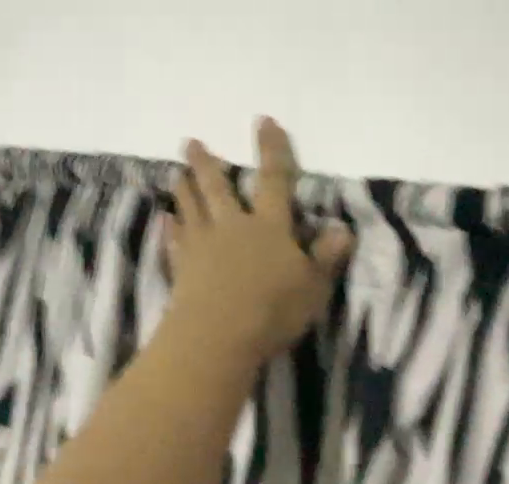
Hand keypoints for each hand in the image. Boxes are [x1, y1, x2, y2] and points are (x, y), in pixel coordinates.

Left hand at [162, 117, 353, 363]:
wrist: (217, 337)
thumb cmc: (272, 312)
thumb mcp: (312, 288)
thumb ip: (325, 258)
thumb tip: (343, 230)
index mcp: (270, 227)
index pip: (275, 181)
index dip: (272, 151)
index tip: (264, 121)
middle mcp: (233, 228)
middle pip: (218, 189)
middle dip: (207, 164)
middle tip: (191, 142)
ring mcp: (203, 248)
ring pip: (192, 210)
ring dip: (184, 189)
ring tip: (176, 172)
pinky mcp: (182, 271)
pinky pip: (175, 243)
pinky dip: (171, 230)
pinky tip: (165, 220)